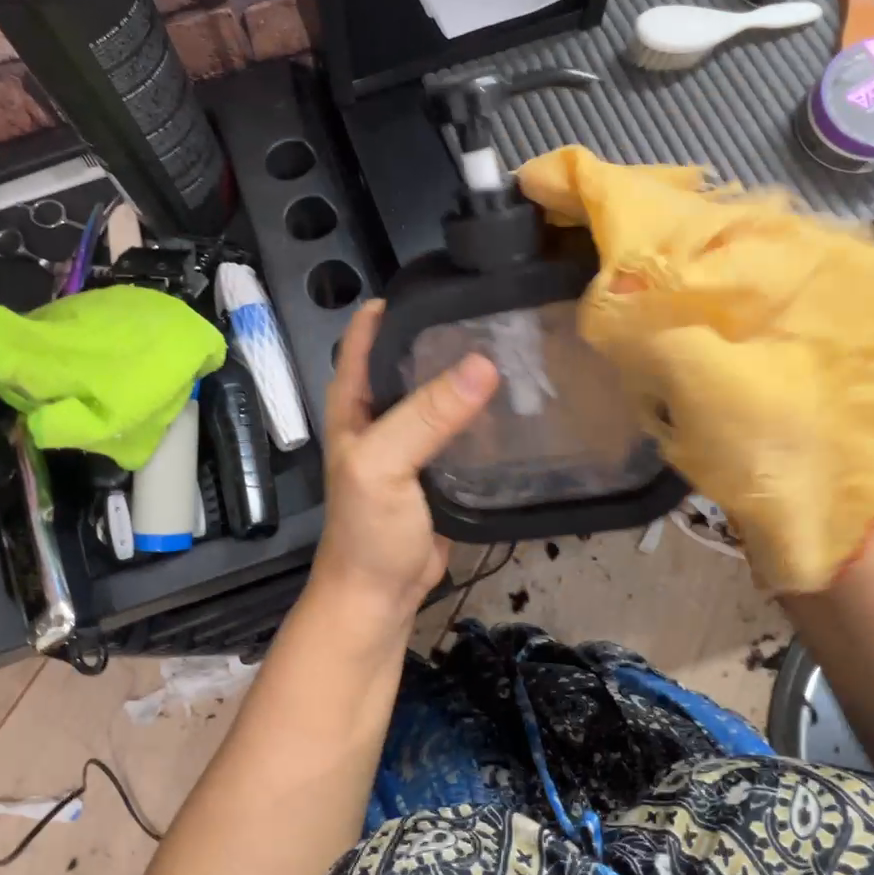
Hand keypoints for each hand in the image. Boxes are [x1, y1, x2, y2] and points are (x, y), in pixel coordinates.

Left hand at [309, 301, 499, 618]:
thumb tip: (482, 363)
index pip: (371, 332)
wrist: (379, 595)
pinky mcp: (439, 465)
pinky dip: (485, 413)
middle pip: (413, 356)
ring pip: (442, 391)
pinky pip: (463, 428)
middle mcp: (381, 410)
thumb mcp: (385, 464)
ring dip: (470, 372)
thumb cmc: (367, 529)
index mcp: (354, 398)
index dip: (402, 303)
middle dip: (448, 332)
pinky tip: (518, 400)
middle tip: (499, 309)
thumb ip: (426, 415)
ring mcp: (412, 438)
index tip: (449, 279)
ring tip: (518, 343)